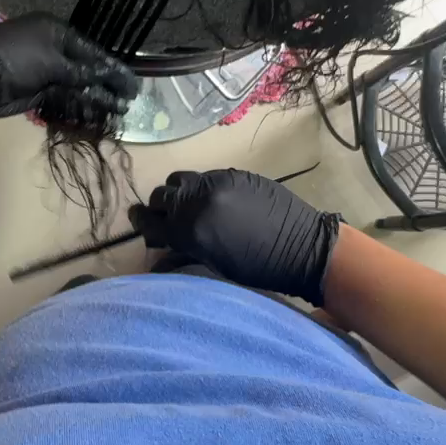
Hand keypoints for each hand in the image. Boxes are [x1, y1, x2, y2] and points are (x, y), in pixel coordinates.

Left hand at [0, 13, 137, 123]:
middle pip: (85, 69)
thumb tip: (106, 74)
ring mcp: (44, 71)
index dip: (111, 68)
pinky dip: (77, 105)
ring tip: (117, 110)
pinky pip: (63, 97)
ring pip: (76, 86)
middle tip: (129, 99)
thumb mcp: (52, 62)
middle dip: (106, 84)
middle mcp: (52, 49)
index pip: (91, 50)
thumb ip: (81, 70)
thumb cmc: (16, 59)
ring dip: (95, 98)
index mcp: (55, 32)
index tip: (130, 83)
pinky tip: (95, 114)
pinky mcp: (37, 91)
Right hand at [130, 169, 342, 304]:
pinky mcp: (233, 174)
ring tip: (188, 204)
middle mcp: (197, 201)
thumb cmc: (258, 270)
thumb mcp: (214, 268)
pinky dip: (201, 187)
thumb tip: (158, 258)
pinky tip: (213, 200)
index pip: (150, 222)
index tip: (141, 223)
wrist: (304, 248)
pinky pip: (205, 176)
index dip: (142, 223)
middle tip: (165, 216)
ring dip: (178, 192)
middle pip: (161, 196)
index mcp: (190, 231)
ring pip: (180, 180)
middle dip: (159, 207)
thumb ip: (183, 257)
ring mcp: (216, 183)